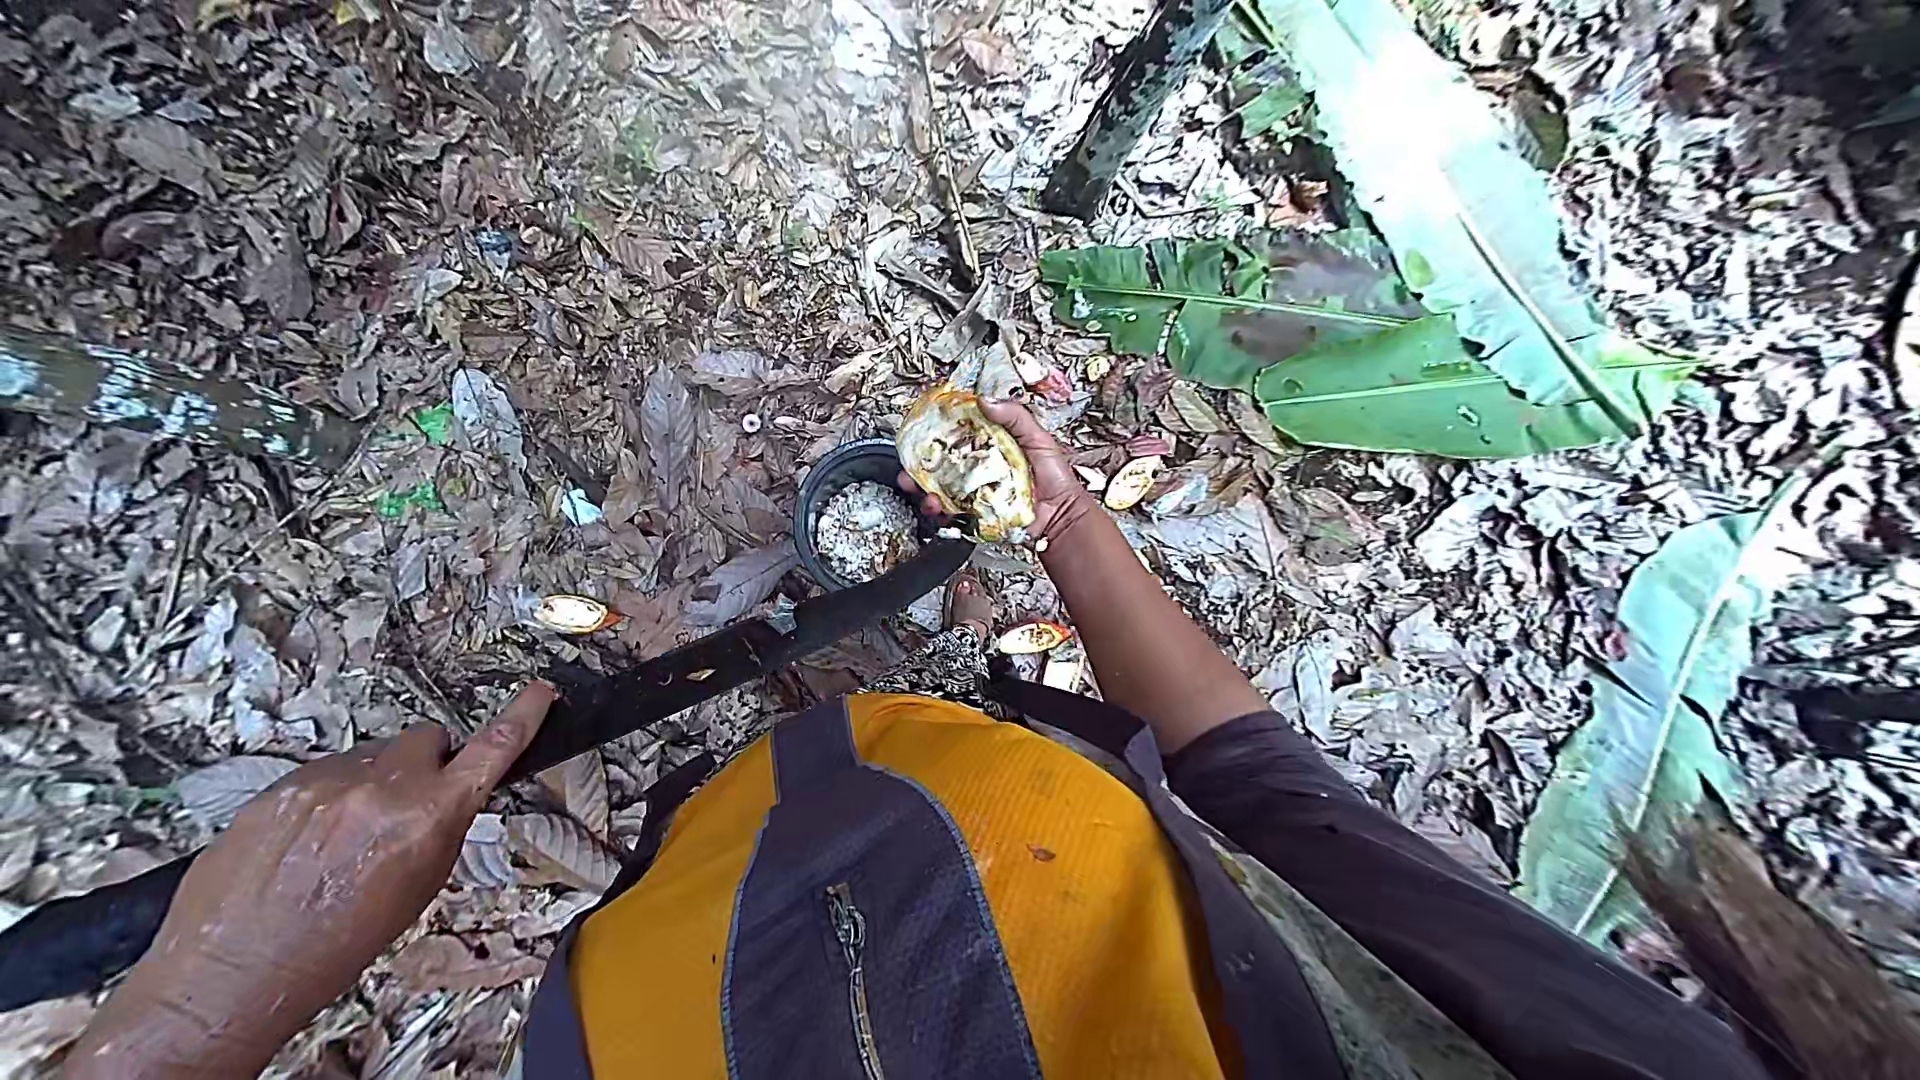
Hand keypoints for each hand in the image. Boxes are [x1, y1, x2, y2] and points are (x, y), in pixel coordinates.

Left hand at [68, 683, 554, 1078]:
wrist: (229, 977)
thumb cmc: (345, 938)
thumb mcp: (425, 878)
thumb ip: (445, 819)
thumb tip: (450, 785)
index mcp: (430, 815)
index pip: (494, 747)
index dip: (524, 714)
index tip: (541, 690)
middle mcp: (383, 788)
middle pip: (427, 738)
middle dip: (427, 760)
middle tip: (407, 799)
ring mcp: (326, 782)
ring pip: (375, 753)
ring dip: (375, 778)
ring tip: (344, 831)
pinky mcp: (280, 787)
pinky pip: (327, 770)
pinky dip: (331, 792)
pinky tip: (307, 837)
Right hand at [898, 398, 1096, 544]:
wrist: (1061, 516)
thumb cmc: (1055, 478)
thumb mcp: (1038, 438)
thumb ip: (1015, 417)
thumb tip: (985, 400)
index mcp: (991, 447)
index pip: (960, 437)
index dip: (939, 434)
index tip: (924, 431)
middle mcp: (980, 469)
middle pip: (943, 464)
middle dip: (922, 464)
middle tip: (910, 465)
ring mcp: (977, 493)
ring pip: (942, 490)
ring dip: (926, 490)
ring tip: (923, 491)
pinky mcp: (977, 516)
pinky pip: (953, 514)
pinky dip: (940, 512)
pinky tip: (938, 508)